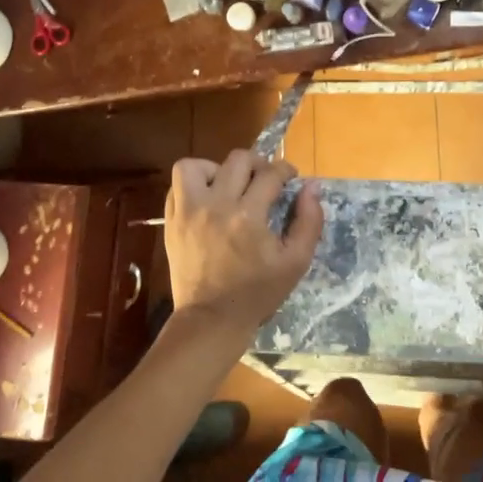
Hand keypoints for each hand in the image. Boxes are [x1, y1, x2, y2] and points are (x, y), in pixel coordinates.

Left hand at [164, 151, 324, 336]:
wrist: (211, 321)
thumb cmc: (257, 293)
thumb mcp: (295, 262)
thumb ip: (309, 221)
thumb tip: (311, 186)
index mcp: (248, 216)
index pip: (271, 173)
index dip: (285, 170)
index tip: (290, 179)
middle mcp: (216, 206)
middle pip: (238, 160)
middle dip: (258, 164)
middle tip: (264, 181)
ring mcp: (188, 213)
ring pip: (197, 166)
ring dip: (216, 169)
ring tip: (228, 185)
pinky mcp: (171, 222)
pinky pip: (176, 186)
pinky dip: (193, 185)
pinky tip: (207, 199)